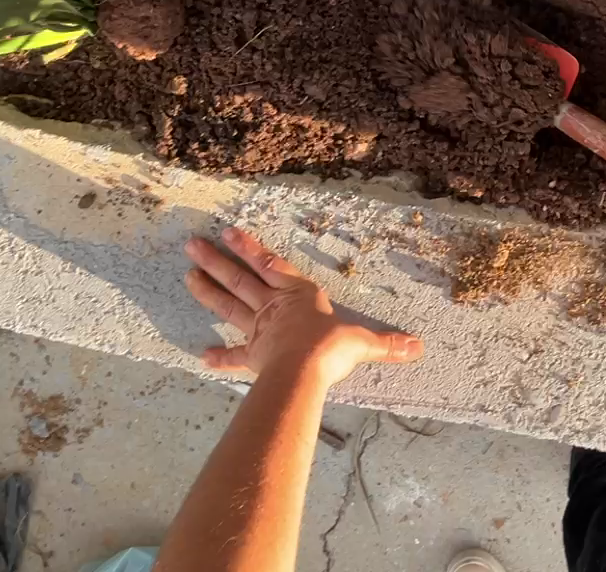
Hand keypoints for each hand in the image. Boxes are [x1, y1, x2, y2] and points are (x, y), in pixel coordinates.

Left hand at [182, 226, 424, 386]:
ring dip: (208, 289)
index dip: (250, 248)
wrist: (305, 373)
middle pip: (240, 279)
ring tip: (187, 273)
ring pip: (229, 305)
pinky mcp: (253, 357)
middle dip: (216, 260)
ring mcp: (259, 330)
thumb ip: (385, 344)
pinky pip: (234, 356)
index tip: (229, 232)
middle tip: (192, 244)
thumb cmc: (330, 348)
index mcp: (297, 294)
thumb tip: (418, 347)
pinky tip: (201, 355)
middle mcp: (274, 307)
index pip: (271, 264)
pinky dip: (219, 357)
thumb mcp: (361, 341)